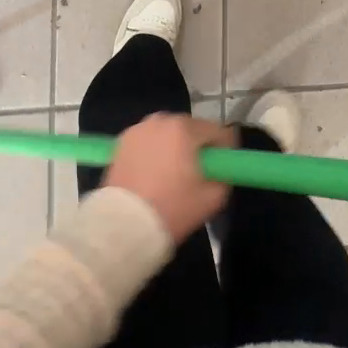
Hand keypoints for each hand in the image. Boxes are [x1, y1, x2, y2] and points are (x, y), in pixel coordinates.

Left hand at [105, 114, 237, 241]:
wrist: (122, 227)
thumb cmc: (171, 209)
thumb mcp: (212, 198)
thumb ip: (226, 175)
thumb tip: (223, 168)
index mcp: (185, 128)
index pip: (217, 131)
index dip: (224, 150)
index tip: (223, 168)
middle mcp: (161, 120)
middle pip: (191, 128)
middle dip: (198, 146)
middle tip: (198, 173)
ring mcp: (138, 130)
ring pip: (168, 133)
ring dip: (175, 146)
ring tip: (172, 174)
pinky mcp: (120, 143)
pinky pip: (148, 141)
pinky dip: (154, 151)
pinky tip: (152, 174)